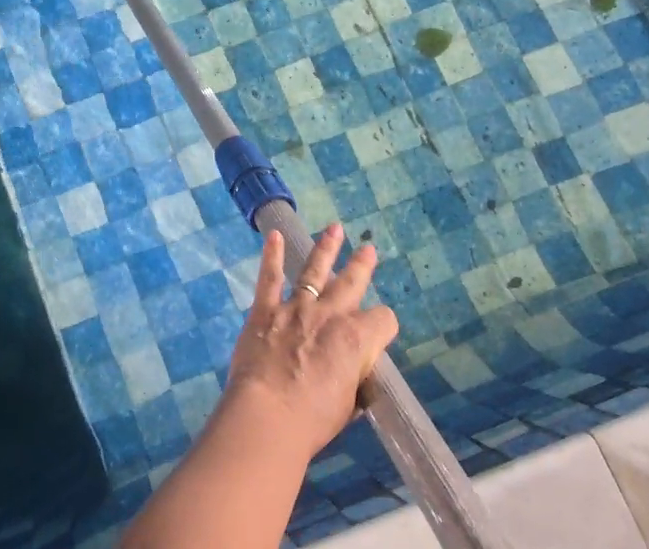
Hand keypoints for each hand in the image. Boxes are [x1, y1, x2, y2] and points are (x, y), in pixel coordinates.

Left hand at [221, 224, 399, 457]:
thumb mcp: (349, 403)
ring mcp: (295, 308)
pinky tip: (274, 236)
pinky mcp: (265, 310)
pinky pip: (269, 277)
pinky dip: (271, 255)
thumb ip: (353, 379)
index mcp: (356, 339)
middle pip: (351, 284)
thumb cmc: (313, 419)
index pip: (383, 321)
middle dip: (361, 265)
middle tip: (368, 248)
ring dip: (325, 249)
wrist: (267, 414)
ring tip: (334, 228)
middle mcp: (329, 315)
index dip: (384, 327)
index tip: (380, 333)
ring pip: (314, 271)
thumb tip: (353, 373)